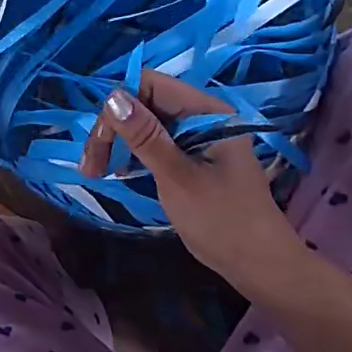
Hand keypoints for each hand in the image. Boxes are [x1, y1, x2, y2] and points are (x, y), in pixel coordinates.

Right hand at [79, 70, 302, 284]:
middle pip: (144, 102)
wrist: (261, 267)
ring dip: (118, 142)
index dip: (119, 105)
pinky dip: (133, 154)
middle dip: (113, 128)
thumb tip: (112, 97)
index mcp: (207, 110)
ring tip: (96, 171)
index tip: (100, 142)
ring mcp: (197, 135)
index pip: (150, 84)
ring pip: (145, 122)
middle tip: (91, 166)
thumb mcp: (178, 178)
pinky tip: (117, 171)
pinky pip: (155, 141)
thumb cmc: (223, 221)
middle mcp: (202, 114)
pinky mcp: (192, 155)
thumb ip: (145, 136)